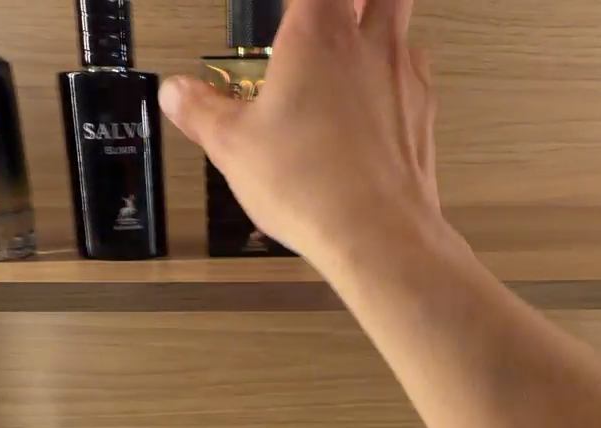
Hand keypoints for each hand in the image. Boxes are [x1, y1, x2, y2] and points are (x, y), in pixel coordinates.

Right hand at [159, 0, 444, 268]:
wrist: (375, 233)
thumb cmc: (308, 185)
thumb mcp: (233, 148)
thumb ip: (202, 112)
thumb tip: (176, 93)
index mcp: (317, 33)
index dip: (298, 6)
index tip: (289, 18)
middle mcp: (368, 43)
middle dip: (355, 0)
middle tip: (334, 16)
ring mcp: (403, 79)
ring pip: (403, 28)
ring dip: (381, 32)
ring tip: (356, 56)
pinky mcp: (424, 118)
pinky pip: (416, 80)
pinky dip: (397, 84)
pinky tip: (377, 112)